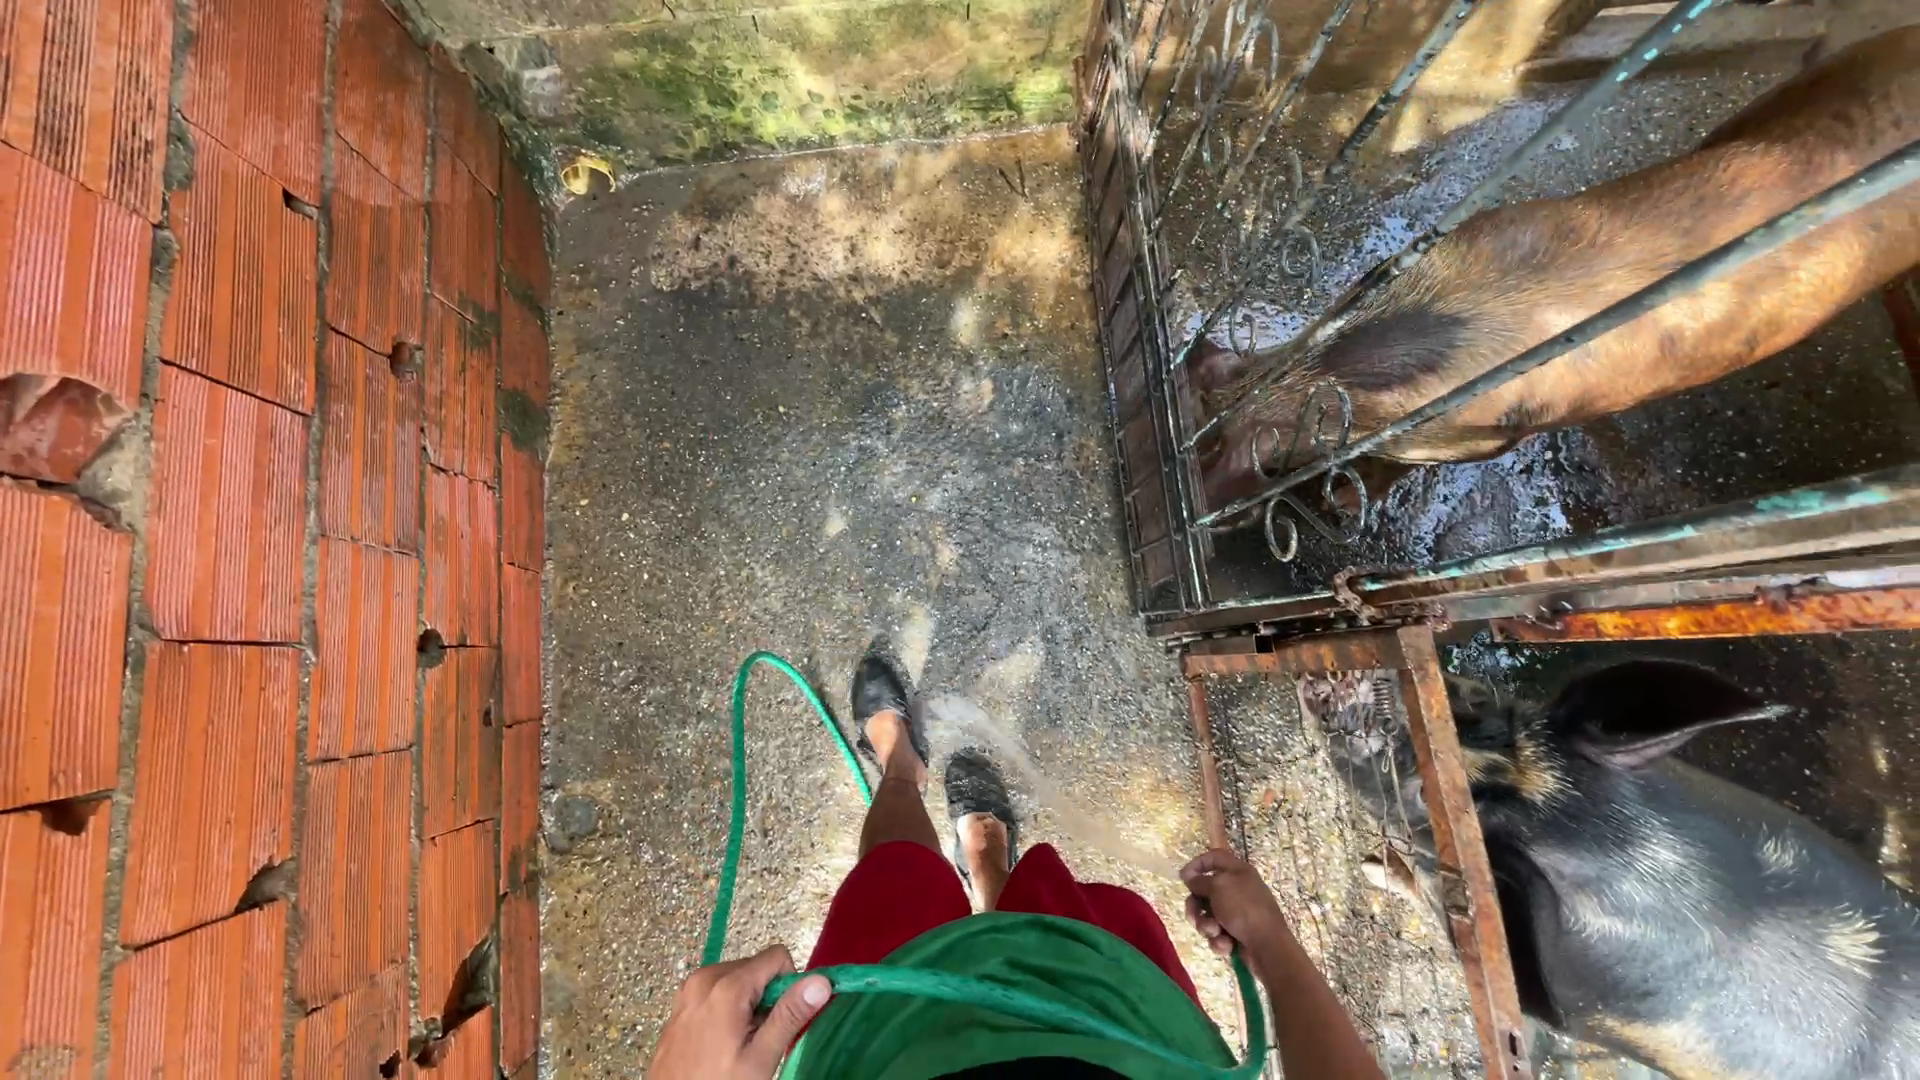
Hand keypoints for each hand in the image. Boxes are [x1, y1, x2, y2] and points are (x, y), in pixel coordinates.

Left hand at [645, 946, 832, 1078]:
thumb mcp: (759, 1059)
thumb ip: (790, 1015)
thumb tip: (822, 980)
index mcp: (727, 985)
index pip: (777, 956)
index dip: (788, 985)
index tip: (781, 1020)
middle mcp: (705, 977)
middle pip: (756, 967)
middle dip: (765, 997)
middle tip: (758, 1038)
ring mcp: (689, 990)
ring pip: (737, 978)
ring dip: (746, 1003)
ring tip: (738, 1043)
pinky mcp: (680, 1004)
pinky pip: (717, 990)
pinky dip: (726, 1008)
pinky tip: (719, 1042)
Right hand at [1181, 848, 1288, 959]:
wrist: (1268, 947)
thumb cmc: (1243, 909)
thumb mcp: (1218, 887)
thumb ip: (1200, 880)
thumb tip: (1189, 877)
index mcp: (1238, 871)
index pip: (1214, 857)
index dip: (1197, 864)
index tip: (1183, 878)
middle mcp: (1238, 889)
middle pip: (1206, 891)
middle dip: (1196, 906)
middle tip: (1193, 916)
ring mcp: (1238, 913)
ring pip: (1209, 915)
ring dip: (1206, 925)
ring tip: (1214, 932)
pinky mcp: (1238, 934)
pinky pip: (1218, 932)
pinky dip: (1219, 939)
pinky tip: (1226, 945)